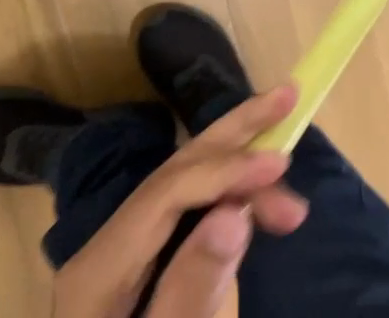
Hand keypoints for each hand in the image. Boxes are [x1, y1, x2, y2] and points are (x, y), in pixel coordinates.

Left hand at [52, 86, 309, 317]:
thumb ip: (191, 291)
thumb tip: (233, 212)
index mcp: (100, 267)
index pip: (168, 191)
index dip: (226, 168)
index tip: (282, 165)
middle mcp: (111, 245)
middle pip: (176, 169)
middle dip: (234, 132)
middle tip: (288, 96)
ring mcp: (128, 253)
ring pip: (186, 181)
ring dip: (238, 155)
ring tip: (286, 142)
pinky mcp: (148, 265)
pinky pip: (192, 209)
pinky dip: (232, 189)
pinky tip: (258, 186)